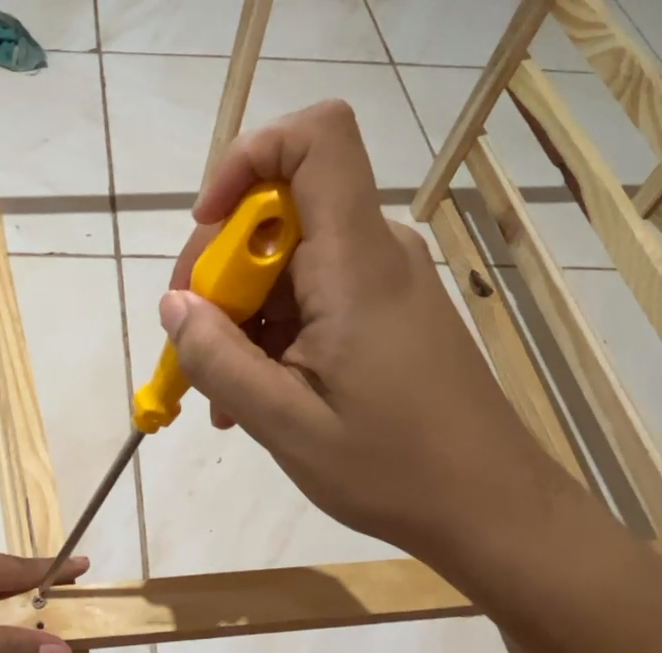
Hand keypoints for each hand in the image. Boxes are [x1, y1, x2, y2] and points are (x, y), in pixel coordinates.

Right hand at [166, 100, 572, 555]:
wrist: (488, 505)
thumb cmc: (392, 468)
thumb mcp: (285, 424)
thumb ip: (219, 360)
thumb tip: (173, 307)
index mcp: (357, 264)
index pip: (315, 139)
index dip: (249, 158)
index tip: (207, 228)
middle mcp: (376, 253)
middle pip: (283, 209)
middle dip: (221, 267)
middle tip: (192, 345)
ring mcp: (386, 283)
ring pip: (291, 262)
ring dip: (242, 315)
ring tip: (221, 393)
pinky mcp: (389, 314)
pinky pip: (315, 298)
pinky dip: (274, 333)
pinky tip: (256, 396)